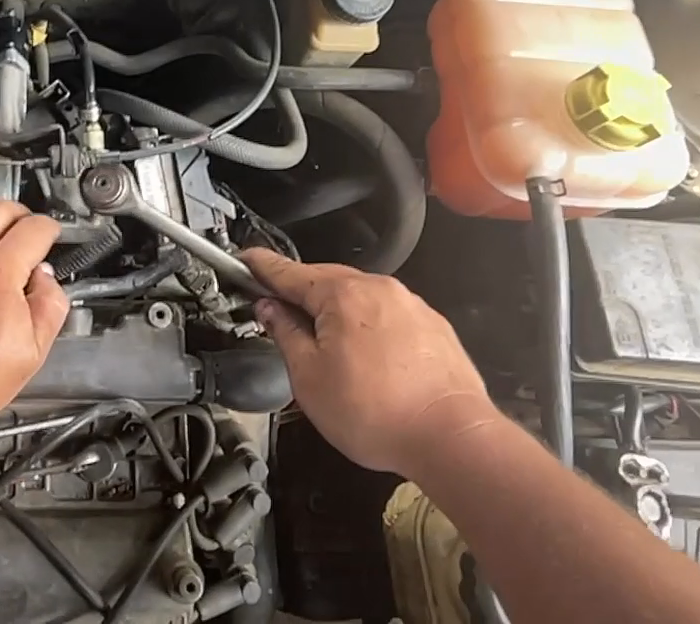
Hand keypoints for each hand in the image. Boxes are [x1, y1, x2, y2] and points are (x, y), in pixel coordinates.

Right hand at [246, 248, 503, 477]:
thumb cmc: (373, 412)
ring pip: (359, 297)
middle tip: (278, 310)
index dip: (262, 266)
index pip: (289, 272)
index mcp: (341, 294)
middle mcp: (377, 288)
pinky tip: (366, 355)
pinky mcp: (434, 326)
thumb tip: (269, 307)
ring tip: (324, 342)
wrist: (454, 440)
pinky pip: (387, 314)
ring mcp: (410, 304)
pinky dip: (367, 324)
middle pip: (325, 280)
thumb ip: (285, 333)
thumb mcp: (308, 377)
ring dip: (336, 310)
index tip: (245, 259)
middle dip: (301, 293)